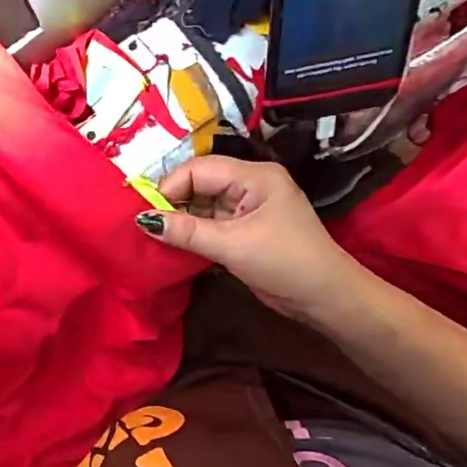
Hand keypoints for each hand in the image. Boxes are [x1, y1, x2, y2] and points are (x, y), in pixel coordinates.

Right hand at [136, 156, 362, 322]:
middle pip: (198, 185)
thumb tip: (143, 220)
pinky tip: (172, 246)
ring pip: (201, 206)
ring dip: (179, 221)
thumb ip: (187, 232)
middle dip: (171, 203)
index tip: (145, 213)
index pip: (199, 169)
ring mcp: (246, 209)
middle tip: (143, 226)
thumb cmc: (284, 262)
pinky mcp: (242, 231)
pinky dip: (190, 234)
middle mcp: (249, 185)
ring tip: (152, 237)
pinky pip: (208, 225)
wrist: (323, 297)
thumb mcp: (232, 245)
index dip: (170, 187)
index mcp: (254, 176)